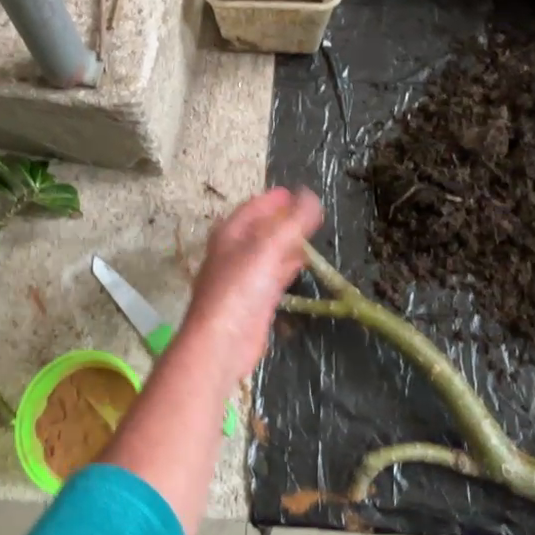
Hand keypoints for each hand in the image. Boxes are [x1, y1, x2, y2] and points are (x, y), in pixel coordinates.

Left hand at [182, 186, 322, 380]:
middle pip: (262, 229)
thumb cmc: (239, 288)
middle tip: (310, 211)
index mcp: (231, 233)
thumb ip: (292, 222)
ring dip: (289, 242)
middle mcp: (235, 252)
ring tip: (312, 234)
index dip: (275, 199)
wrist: (222, 342)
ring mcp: (245, 277)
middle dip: (284, 219)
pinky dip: (290, 265)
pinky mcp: (256, 300)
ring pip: (270, 252)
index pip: (254, 207)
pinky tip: (304, 264)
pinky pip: (276, 275)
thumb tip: (310, 195)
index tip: (296, 191)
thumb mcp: (268, 247)